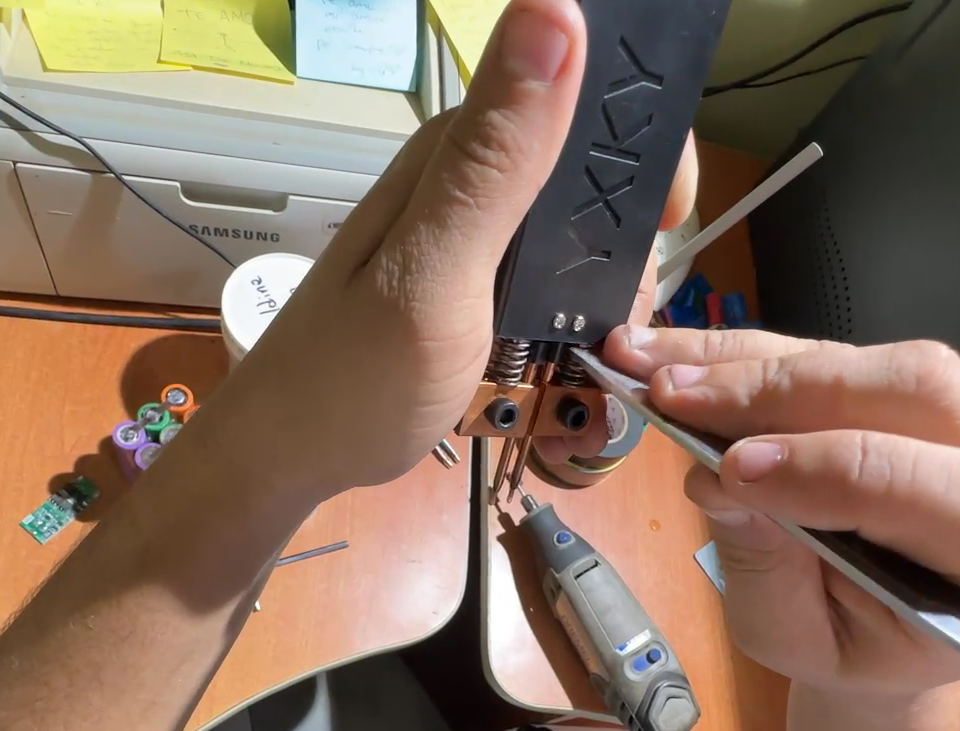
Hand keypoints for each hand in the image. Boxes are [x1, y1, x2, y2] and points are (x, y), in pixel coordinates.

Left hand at [215, 0, 693, 500]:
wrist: (294, 457)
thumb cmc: (352, 379)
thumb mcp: (430, 273)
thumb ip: (494, 161)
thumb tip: (555, 7)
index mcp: (461, 159)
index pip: (580, 107)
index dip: (640, 154)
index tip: (665, 230)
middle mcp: (469, 196)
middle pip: (588, 197)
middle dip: (623, 258)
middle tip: (617, 332)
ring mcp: (470, 257)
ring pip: (572, 260)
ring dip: (600, 314)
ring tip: (595, 374)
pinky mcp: (471, 307)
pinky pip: (542, 311)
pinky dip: (569, 348)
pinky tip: (569, 391)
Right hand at [602, 326, 959, 696]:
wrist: (882, 636)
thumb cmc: (850, 651)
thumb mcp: (798, 637)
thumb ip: (766, 564)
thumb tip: (714, 476)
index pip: (945, 495)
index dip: (833, 471)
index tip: (731, 469)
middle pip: (911, 389)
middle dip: (777, 390)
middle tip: (672, 395)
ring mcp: (958, 416)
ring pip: (862, 357)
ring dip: (743, 361)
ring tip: (650, 366)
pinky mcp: (895, 391)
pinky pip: (821, 354)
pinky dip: (736, 356)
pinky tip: (670, 356)